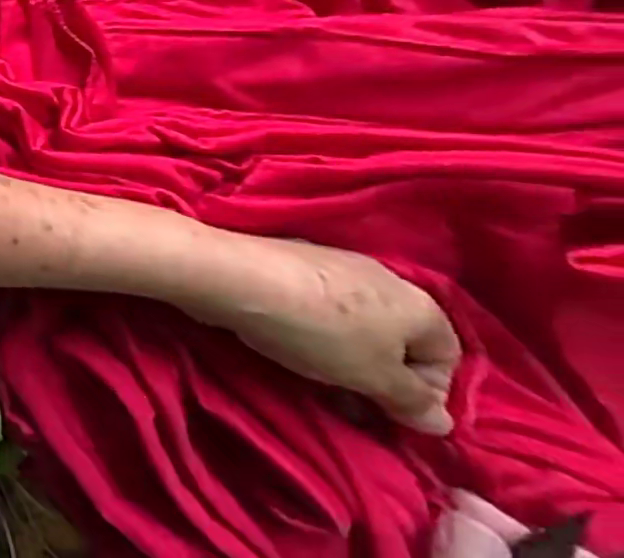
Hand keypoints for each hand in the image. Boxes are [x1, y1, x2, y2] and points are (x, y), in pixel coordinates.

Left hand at [203, 237, 459, 434]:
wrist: (232, 274)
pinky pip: (306, 301)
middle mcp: (378, 275)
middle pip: (391, 336)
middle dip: (373, 373)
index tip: (389, 411)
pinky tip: (278, 335)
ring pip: (346, 320)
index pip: (445, 357)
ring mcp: (325, 260)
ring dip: (335, 351)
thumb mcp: (375, 378)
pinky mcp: (281, 257)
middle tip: (345, 400)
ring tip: (308, 371)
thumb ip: (412, 402)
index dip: (424, 392)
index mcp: (419, 302)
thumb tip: (439, 420)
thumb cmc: (317, 329)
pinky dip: (300, 324)